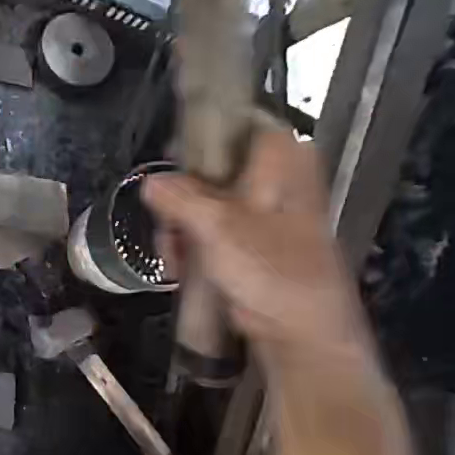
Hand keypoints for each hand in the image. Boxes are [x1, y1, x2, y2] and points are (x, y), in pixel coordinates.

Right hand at [141, 127, 369, 364]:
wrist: (303, 331)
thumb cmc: (272, 270)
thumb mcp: (219, 227)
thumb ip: (180, 198)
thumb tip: (151, 181)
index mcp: (282, 159)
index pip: (238, 124)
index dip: (201, 138)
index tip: (172, 158)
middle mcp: (277, 181)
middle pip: (216, 170)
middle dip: (183, 200)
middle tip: (168, 225)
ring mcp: (266, 217)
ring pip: (210, 205)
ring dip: (184, 229)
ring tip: (173, 257)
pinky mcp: (255, 248)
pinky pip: (216, 235)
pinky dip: (196, 248)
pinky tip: (182, 268)